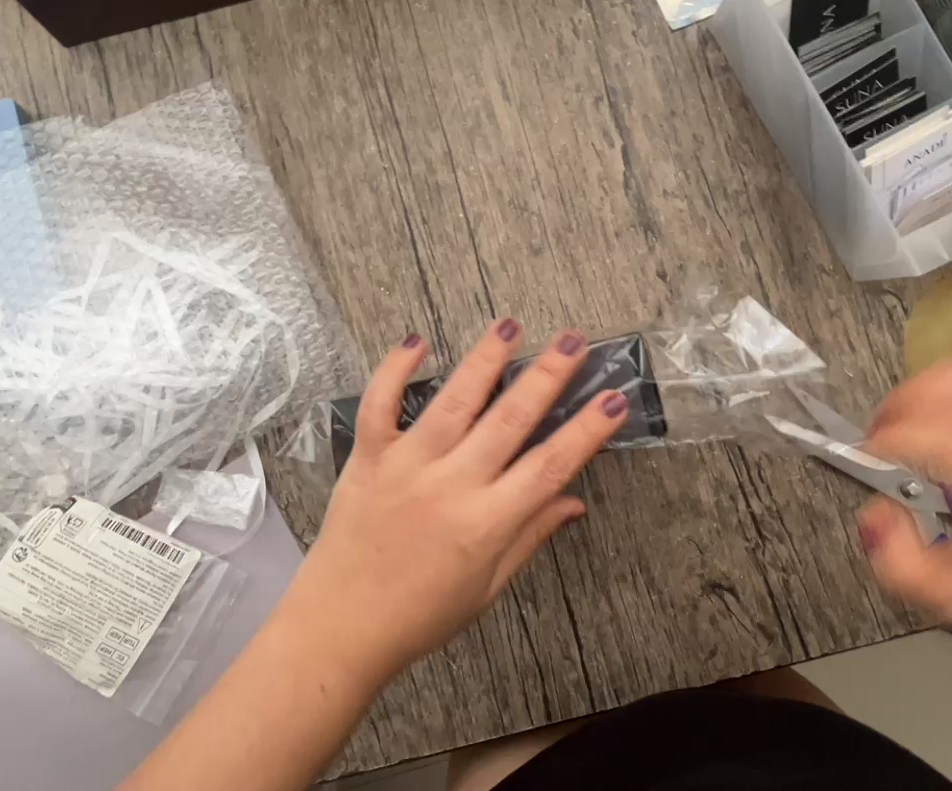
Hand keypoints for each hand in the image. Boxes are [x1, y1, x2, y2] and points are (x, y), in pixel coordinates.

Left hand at [279, 319, 629, 682]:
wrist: (339, 627)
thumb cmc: (419, 615)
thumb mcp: (486, 587)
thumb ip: (529, 536)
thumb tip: (573, 501)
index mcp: (486, 523)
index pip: (550, 466)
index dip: (586, 430)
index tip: (613, 397)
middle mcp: (450, 485)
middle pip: (509, 420)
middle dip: (547, 376)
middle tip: (573, 340)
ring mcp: (407, 465)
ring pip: (453, 401)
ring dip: (485, 359)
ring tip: (510, 325)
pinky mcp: (368, 456)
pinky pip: (379, 404)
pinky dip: (394, 370)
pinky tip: (416, 341)